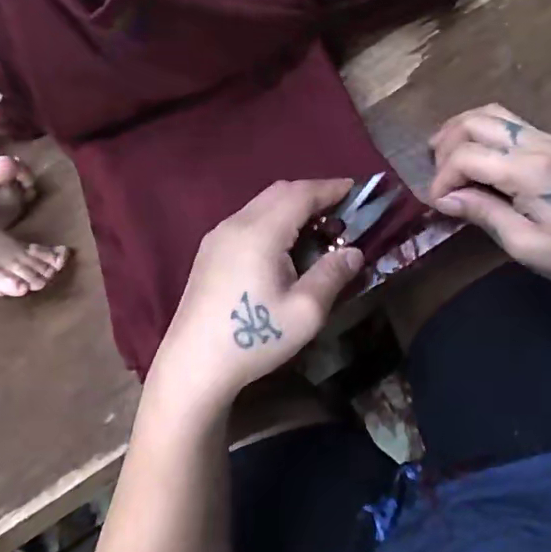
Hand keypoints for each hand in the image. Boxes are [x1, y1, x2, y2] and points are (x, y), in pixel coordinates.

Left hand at [148, 179, 367, 417]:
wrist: (194, 363)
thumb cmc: (253, 337)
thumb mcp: (305, 311)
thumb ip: (332, 275)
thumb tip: (353, 252)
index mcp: (260, 232)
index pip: (301, 194)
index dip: (330, 188)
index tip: (356, 189)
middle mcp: (235, 224)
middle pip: (279, 192)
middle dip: (312, 194)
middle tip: (341, 212)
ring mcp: (217, 236)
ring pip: (260, 205)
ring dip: (291, 207)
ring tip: (318, 230)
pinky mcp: (208, 252)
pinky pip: (247, 220)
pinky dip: (272, 220)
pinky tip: (284, 246)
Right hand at [428, 104, 550, 301]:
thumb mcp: (524, 245)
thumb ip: (482, 213)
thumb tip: (444, 198)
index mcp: (530, 171)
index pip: (466, 156)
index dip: (442, 178)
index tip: (437, 204)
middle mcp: (538, 144)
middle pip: (474, 122)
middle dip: (445, 147)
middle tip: (437, 178)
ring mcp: (549, 139)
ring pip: (490, 114)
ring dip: (460, 131)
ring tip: (445, 159)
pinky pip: (507, 122)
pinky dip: (480, 132)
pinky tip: (473, 156)